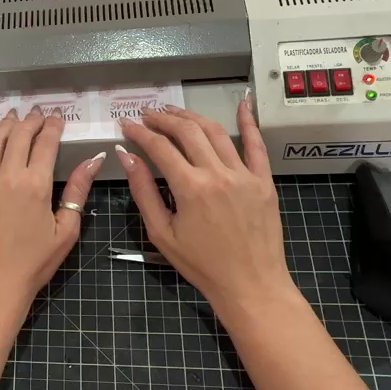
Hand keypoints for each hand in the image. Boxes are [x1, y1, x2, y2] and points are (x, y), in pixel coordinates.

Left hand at [0, 107, 104, 328]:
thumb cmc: (34, 262)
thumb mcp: (65, 230)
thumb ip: (77, 191)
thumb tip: (94, 160)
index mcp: (34, 185)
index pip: (45, 142)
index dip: (53, 126)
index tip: (58, 118)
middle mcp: (6, 176)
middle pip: (18, 135)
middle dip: (30, 120)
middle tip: (38, 113)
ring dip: (6, 125)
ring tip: (14, 116)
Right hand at [118, 98, 295, 316]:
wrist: (251, 285)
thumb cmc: (202, 265)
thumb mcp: (162, 233)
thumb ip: (144, 192)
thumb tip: (128, 156)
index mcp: (191, 188)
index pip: (160, 148)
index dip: (140, 132)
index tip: (127, 124)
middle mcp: (218, 174)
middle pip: (188, 132)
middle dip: (164, 119)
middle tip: (148, 115)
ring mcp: (244, 175)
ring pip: (216, 132)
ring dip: (193, 118)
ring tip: (175, 112)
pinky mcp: (264, 181)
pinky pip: (256, 145)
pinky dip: (248, 122)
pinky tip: (242, 104)